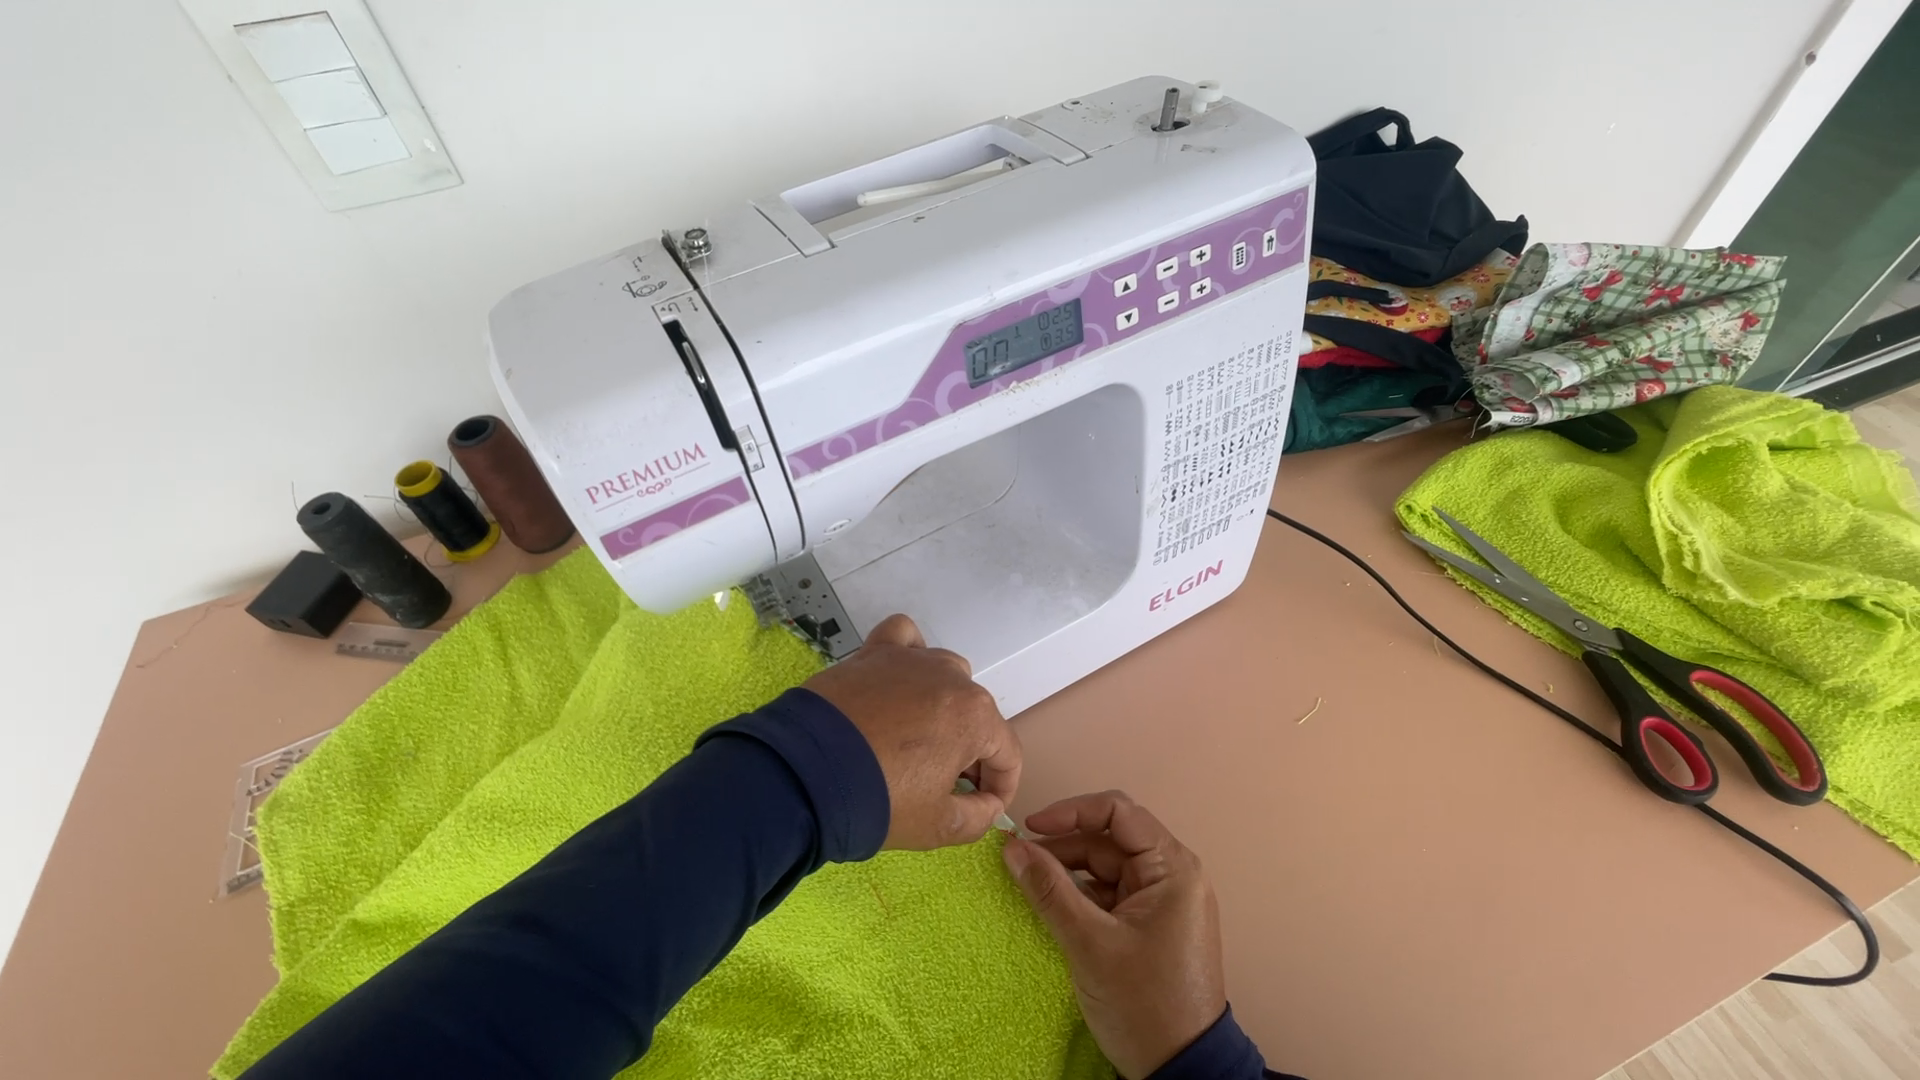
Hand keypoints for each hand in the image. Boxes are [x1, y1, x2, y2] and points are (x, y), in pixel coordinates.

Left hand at [802, 614, 1020, 850]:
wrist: (803, 776)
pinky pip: (904, 638)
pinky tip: (900, 679)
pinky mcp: (873, 653)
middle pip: (977, 715)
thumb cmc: (880, 800)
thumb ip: (978, 817)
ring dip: (944, 706)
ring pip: (946, 675)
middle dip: (970, 751)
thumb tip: (987, 805)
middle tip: (944, 784)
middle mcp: (950, 677)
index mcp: (975, 717)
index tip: (983, 807)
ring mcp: (910, 659)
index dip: (1001, 787)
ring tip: (917, 740)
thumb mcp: (937, 827)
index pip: (1007, 753)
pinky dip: (909, 653)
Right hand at [1002, 792, 1225, 1079]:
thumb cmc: (1144, 1003)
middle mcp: (1172, 873)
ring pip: (1106, 865)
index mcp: (1172, 867)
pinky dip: (1081, 894)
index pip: (1118, 811)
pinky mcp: (1151, 922)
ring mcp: (1162, 899)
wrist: (1183, 1073)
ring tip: (1031, 885)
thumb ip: (1049, 890)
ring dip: (1069, 871)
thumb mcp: (1090, 944)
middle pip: (1109, 838)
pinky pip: (1110, 891)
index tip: (1031, 827)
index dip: (1071, 811)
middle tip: (1021, 861)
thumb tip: (1012, 847)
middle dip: (1064, 845)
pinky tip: (1054, 905)